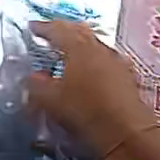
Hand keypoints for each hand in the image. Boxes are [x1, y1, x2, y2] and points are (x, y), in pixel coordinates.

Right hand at [27, 21, 156, 157]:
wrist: (125, 132)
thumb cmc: (83, 110)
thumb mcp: (50, 100)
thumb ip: (36, 85)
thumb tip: (32, 76)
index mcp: (78, 48)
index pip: (57, 30)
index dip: (43, 27)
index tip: (31, 27)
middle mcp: (99, 48)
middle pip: (80, 31)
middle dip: (64, 29)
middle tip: (51, 33)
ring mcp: (116, 61)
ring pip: (95, 44)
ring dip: (81, 44)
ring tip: (70, 50)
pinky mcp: (127, 76)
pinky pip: (106, 59)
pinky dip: (94, 59)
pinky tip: (91, 69)